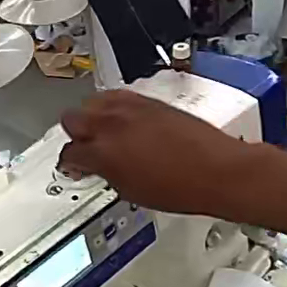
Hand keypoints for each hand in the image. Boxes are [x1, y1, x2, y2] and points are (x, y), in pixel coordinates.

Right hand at [59, 91, 257, 216]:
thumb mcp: (131, 191)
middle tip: (84, 148)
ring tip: (103, 131)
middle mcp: (112, 124)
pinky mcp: (149, 100)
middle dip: (75, 134)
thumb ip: (107, 174)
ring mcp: (131, 108)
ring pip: (93, 101)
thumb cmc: (182, 186)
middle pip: (72, 118)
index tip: (74, 167)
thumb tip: (101, 168)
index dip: (70, 163)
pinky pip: (119, 96)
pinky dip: (115, 107)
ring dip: (93, 116)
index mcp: (103, 152)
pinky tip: (124, 120)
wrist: (216, 171)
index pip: (70, 152)